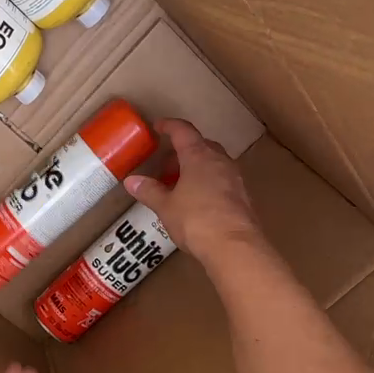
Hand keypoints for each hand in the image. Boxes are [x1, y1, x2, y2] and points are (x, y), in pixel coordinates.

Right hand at [123, 118, 261, 261]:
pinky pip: (222, 180)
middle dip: (182, 152)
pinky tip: (197, 201)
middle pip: (201, 146)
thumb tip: (131, 180)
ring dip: (195, 168)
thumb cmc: (196, 220)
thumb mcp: (166, 206)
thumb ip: (149, 191)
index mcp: (199, 156)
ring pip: (213, 163)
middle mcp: (220, 161)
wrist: (234, 245)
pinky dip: (207, 182)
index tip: (158, 126)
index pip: (183, 131)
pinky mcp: (242, 196)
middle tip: (166, 167)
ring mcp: (234, 178)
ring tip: (179, 186)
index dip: (169, 126)